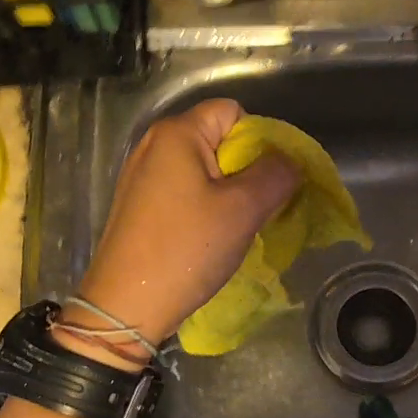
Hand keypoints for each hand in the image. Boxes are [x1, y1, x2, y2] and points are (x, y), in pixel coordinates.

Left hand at [57, 99, 299, 369]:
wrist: (127, 305)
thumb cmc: (186, 249)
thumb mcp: (244, 209)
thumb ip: (276, 175)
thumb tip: (290, 161)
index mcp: (178, 133)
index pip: (234, 112)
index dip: (261, 139)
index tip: (270, 181)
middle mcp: (155, 144)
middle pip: (218, 139)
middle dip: (247, 168)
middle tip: (259, 208)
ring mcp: (142, 175)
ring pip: (204, 169)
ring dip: (229, 193)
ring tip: (237, 227)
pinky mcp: (139, 205)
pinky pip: (185, 191)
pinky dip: (205, 207)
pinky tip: (209, 238)